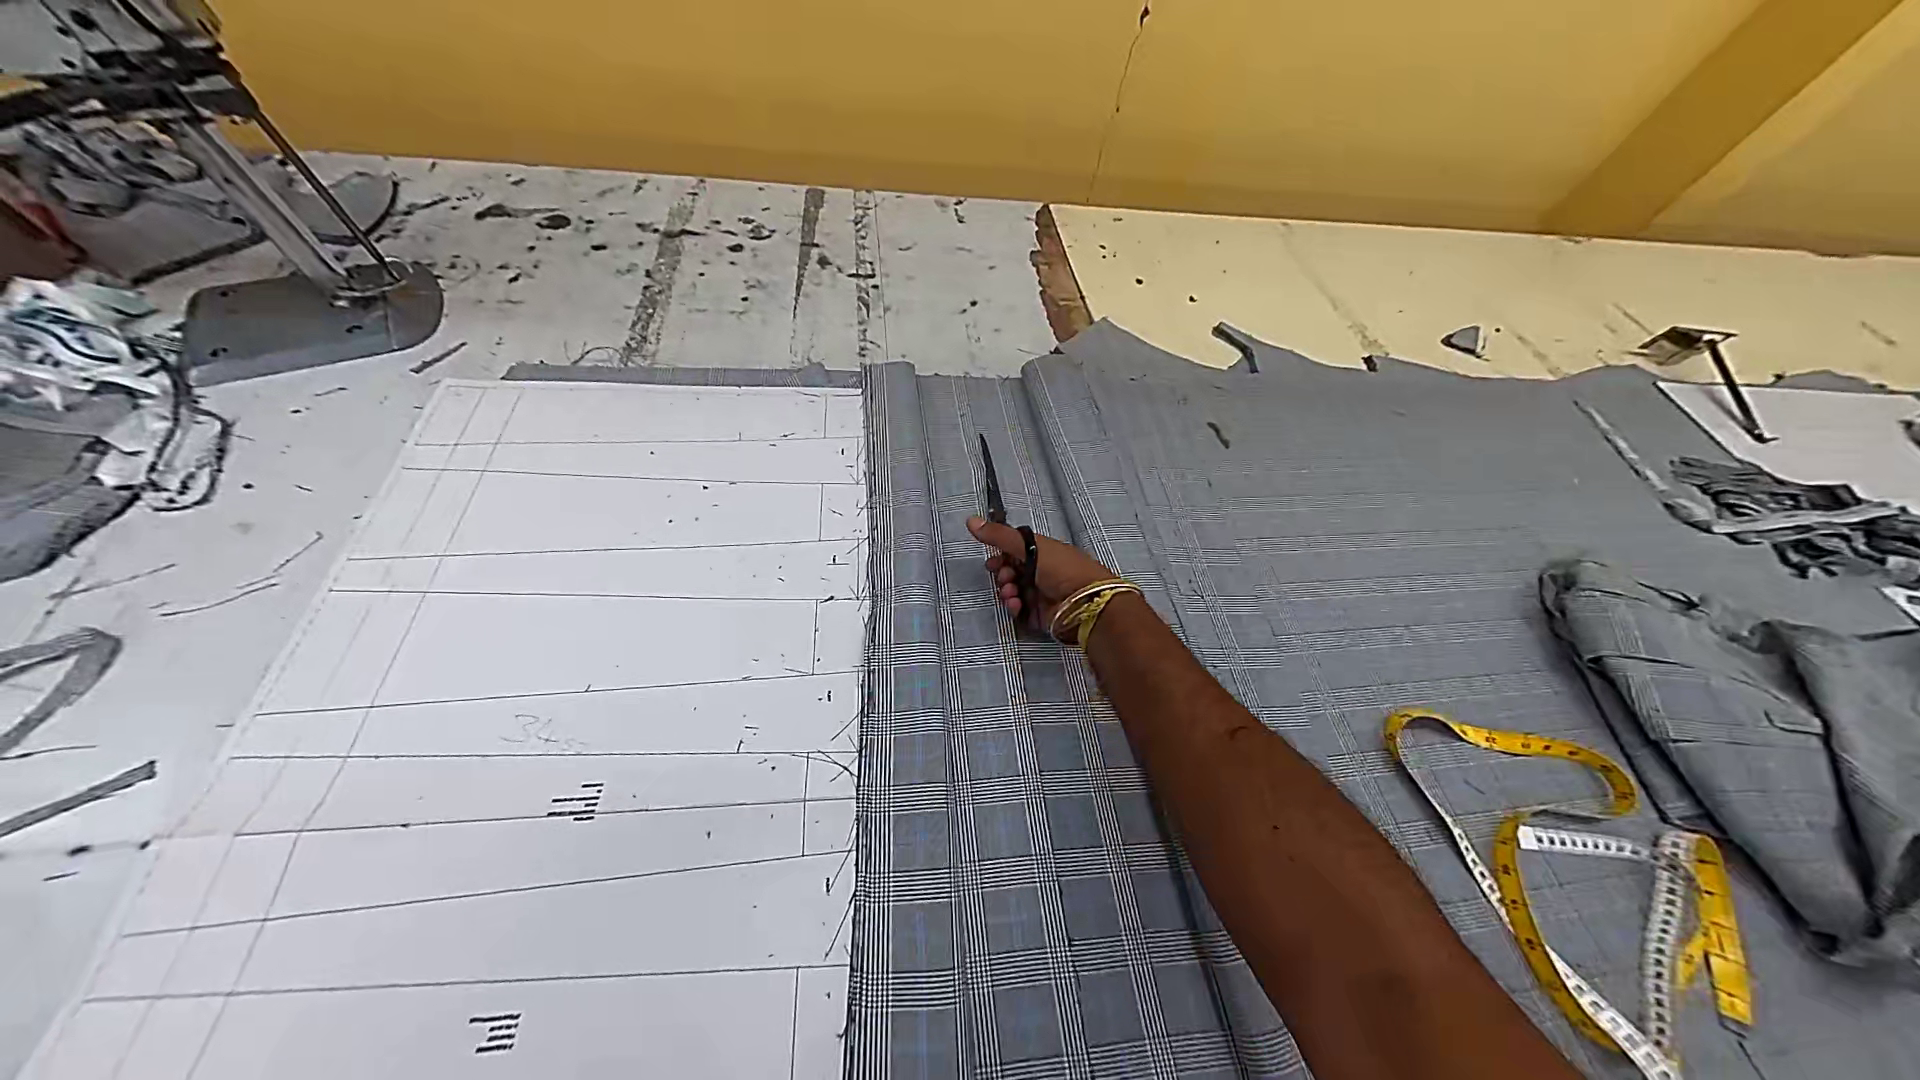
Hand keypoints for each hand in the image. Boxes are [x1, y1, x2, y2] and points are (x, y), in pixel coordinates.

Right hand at [966, 516, 1117, 632]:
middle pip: (1012, 573)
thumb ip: (999, 536)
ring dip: (1007, 592)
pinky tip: (1017, 605)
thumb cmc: (1061, 568)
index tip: (991, 563)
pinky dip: (1015, 607)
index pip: (1016, 552)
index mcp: (1043, 552)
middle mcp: (1042, 572)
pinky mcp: (1040, 615)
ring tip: (1011, 593)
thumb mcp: (1030, 546)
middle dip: (1003, 575)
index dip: (1001, 557)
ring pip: (1014, 592)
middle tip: (1005, 578)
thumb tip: (970, 520)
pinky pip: (1020, 610)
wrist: (1086, 602)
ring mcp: (1041, 594)